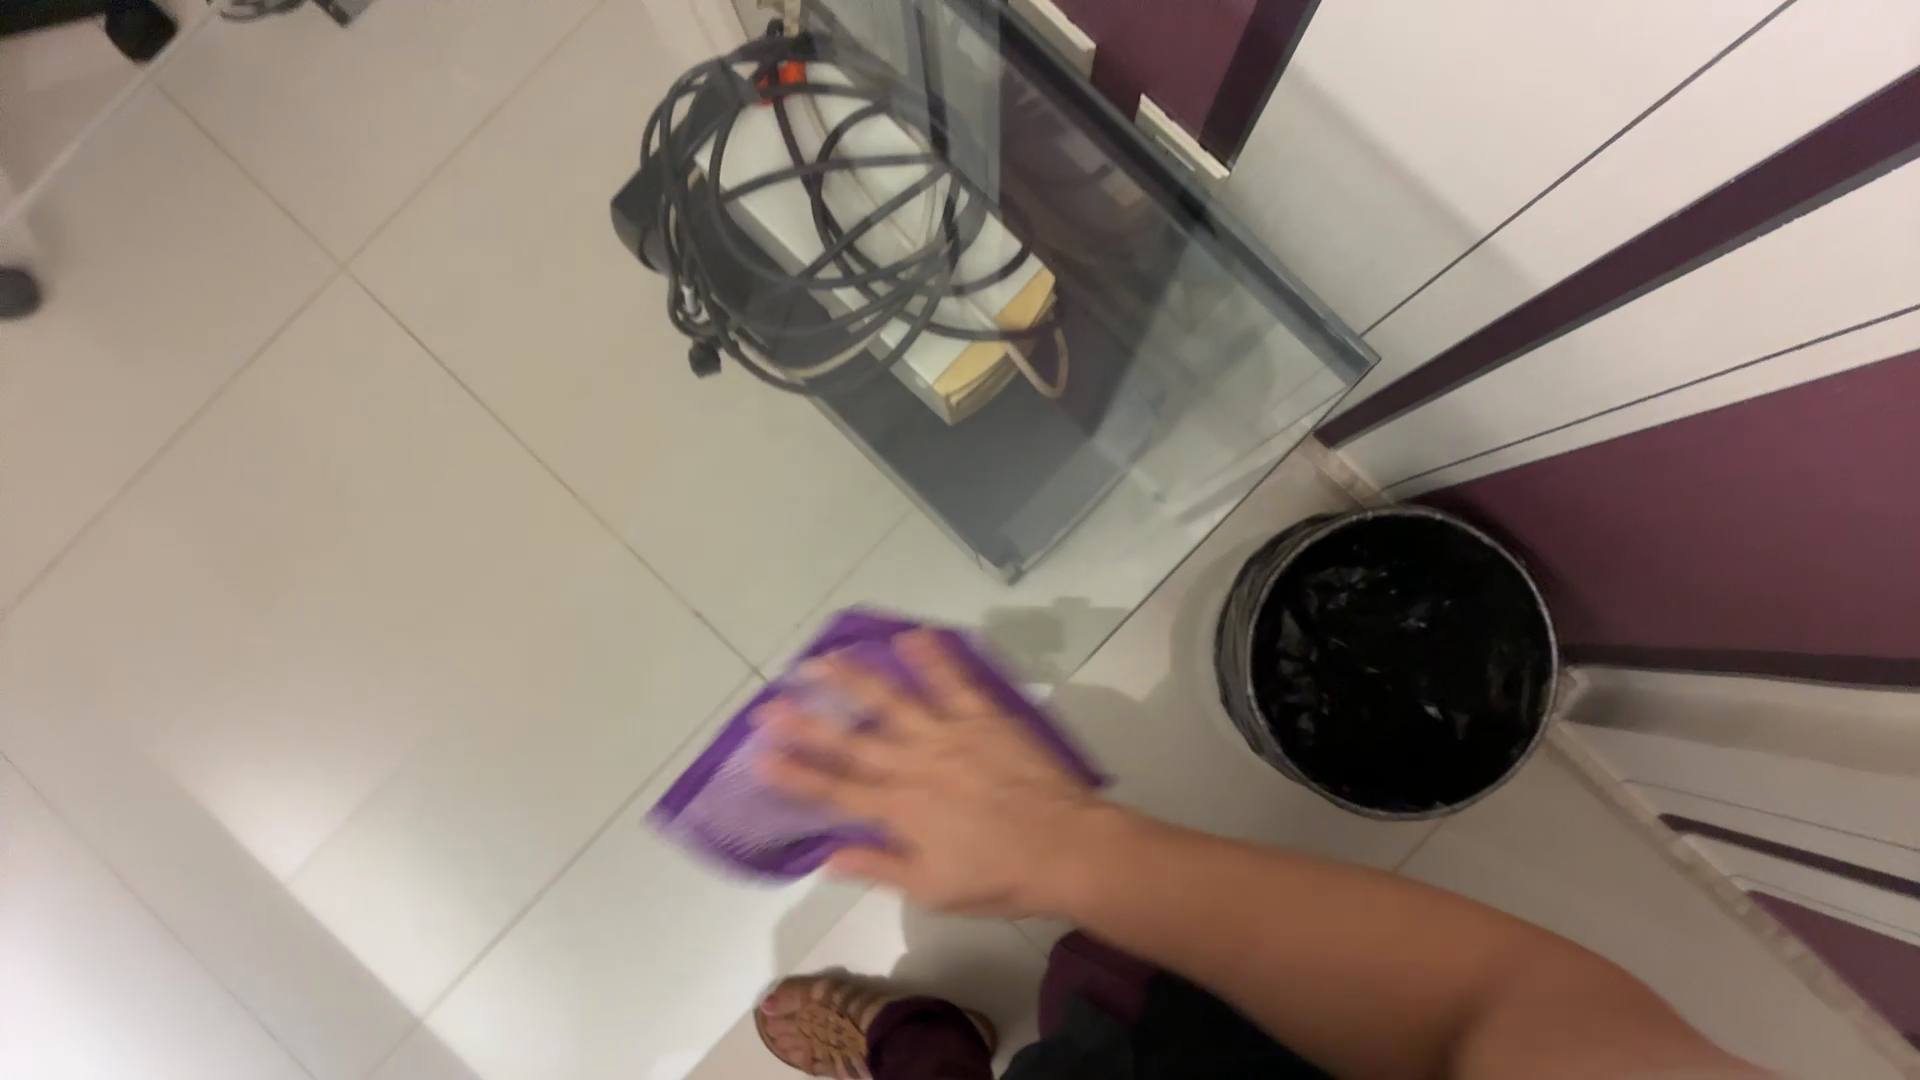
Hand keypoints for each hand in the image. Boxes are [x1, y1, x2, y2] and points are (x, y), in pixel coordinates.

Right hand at [754, 629, 1112, 915]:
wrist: (1066, 847)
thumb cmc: (999, 876)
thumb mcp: (932, 888)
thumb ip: (878, 866)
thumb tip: (826, 856)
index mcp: (900, 810)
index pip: (834, 791)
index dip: (795, 773)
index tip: (759, 755)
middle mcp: (915, 764)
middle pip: (851, 740)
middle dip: (806, 723)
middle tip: (770, 703)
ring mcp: (949, 734)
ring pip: (892, 700)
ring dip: (854, 679)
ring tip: (822, 658)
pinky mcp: (982, 716)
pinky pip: (953, 681)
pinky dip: (932, 657)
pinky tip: (910, 635)